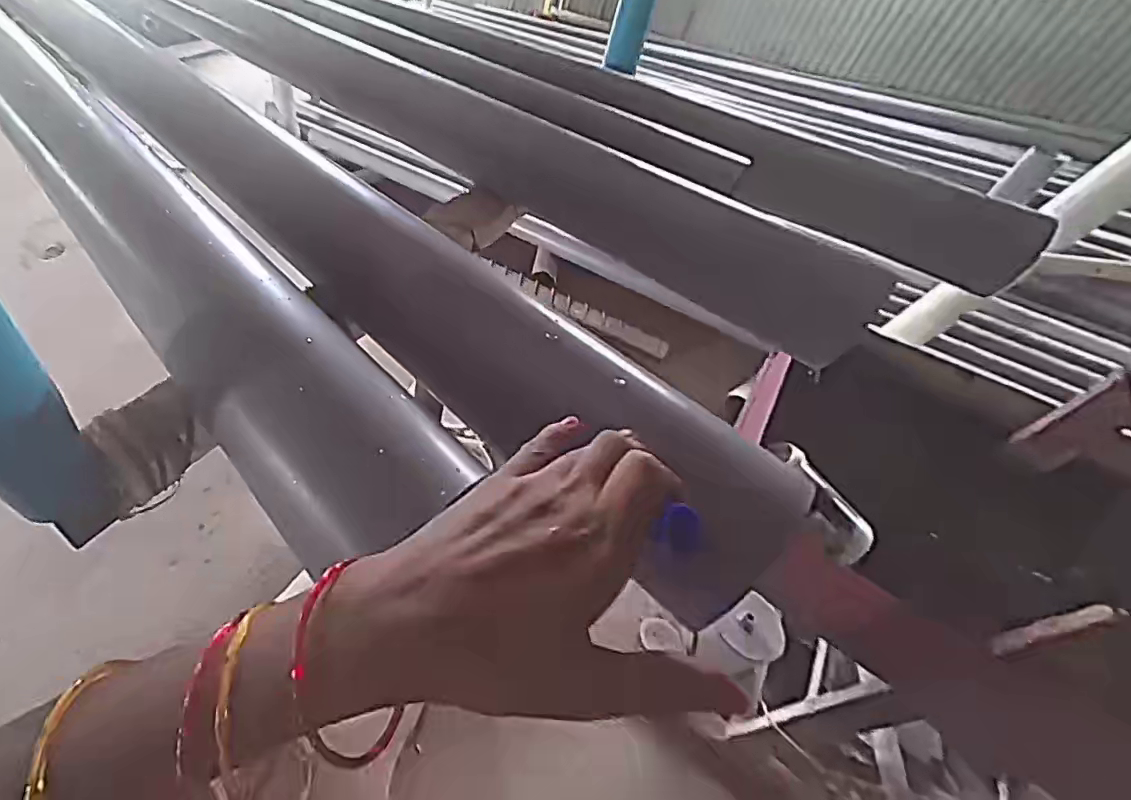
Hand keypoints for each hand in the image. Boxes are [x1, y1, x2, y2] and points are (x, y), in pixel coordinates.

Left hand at [313, 418, 748, 720]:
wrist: (407, 620)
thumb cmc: (489, 654)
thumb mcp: (584, 683)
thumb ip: (660, 683)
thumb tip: (724, 693)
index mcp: (600, 540)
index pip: (653, 474)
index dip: (672, 488)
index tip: (676, 521)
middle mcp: (570, 497)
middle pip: (626, 448)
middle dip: (649, 470)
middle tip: (652, 507)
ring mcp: (532, 482)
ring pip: (590, 443)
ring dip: (613, 458)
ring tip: (615, 493)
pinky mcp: (500, 478)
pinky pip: (544, 441)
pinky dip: (567, 436)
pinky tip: (572, 440)